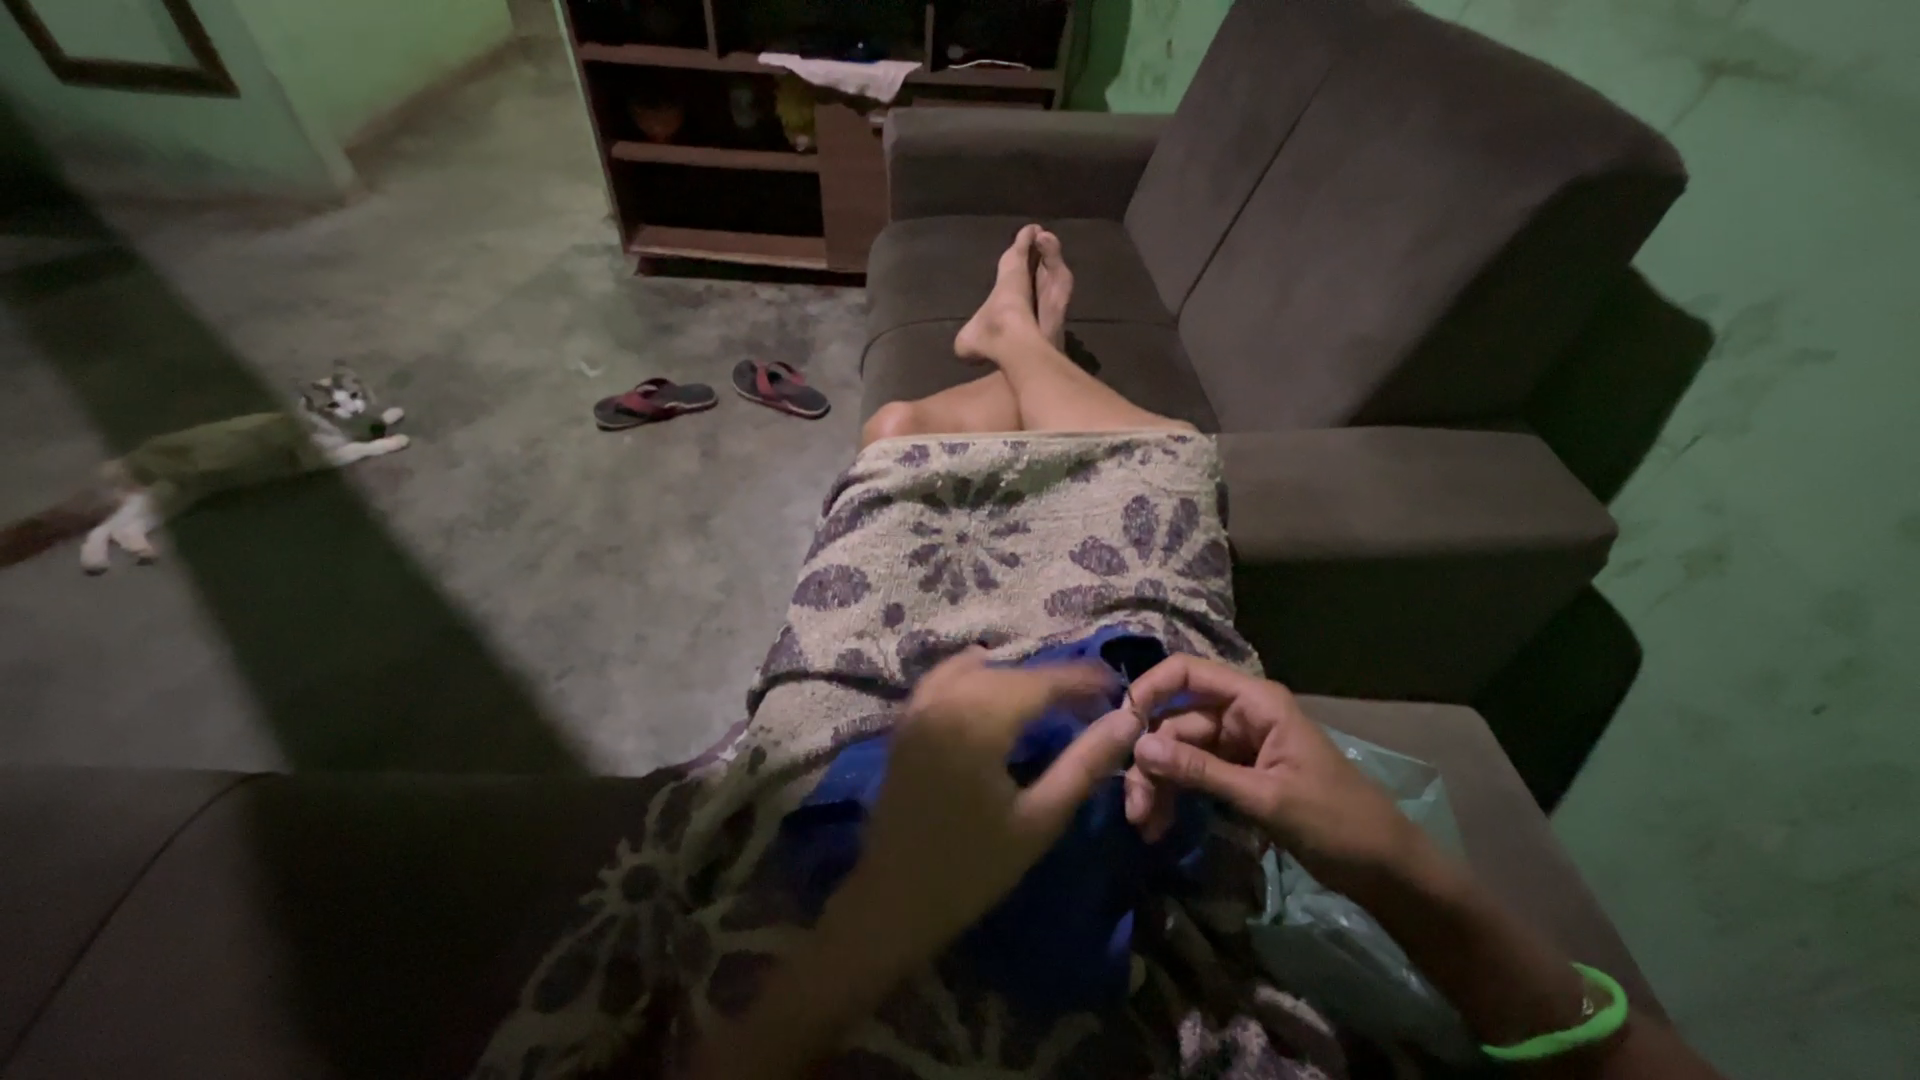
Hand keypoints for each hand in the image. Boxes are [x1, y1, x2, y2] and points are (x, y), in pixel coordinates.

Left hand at [829, 647, 1140, 962]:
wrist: (895, 899)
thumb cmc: (974, 868)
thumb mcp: (1040, 819)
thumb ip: (1084, 763)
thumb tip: (1127, 720)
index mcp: (978, 722)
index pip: (1041, 681)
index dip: (1082, 679)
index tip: (1117, 686)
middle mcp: (945, 701)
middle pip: (1010, 673)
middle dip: (1053, 680)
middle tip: (1091, 700)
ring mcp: (918, 708)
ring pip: (976, 670)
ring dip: (1015, 677)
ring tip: (1050, 699)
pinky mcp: (904, 722)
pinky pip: (943, 679)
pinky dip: (974, 675)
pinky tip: (993, 687)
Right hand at [1122, 654, 1432, 899]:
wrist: (1384, 869)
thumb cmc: (1337, 821)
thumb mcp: (1265, 796)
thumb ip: (1200, 771)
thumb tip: (1139, 748)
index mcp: (1256, 702)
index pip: (1188, 673)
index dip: (1150, 690)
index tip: (1120, 728)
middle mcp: (1241, 715)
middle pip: (1175, 722)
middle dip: (1150, 761)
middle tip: (1133, 808)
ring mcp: (1236, 746)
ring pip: (1177, 752)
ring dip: (1157, 784)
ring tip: (1145, 825)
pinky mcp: (1236, 775)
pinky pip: (1192, 776)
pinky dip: (1173, 797)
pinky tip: (1159, 824)